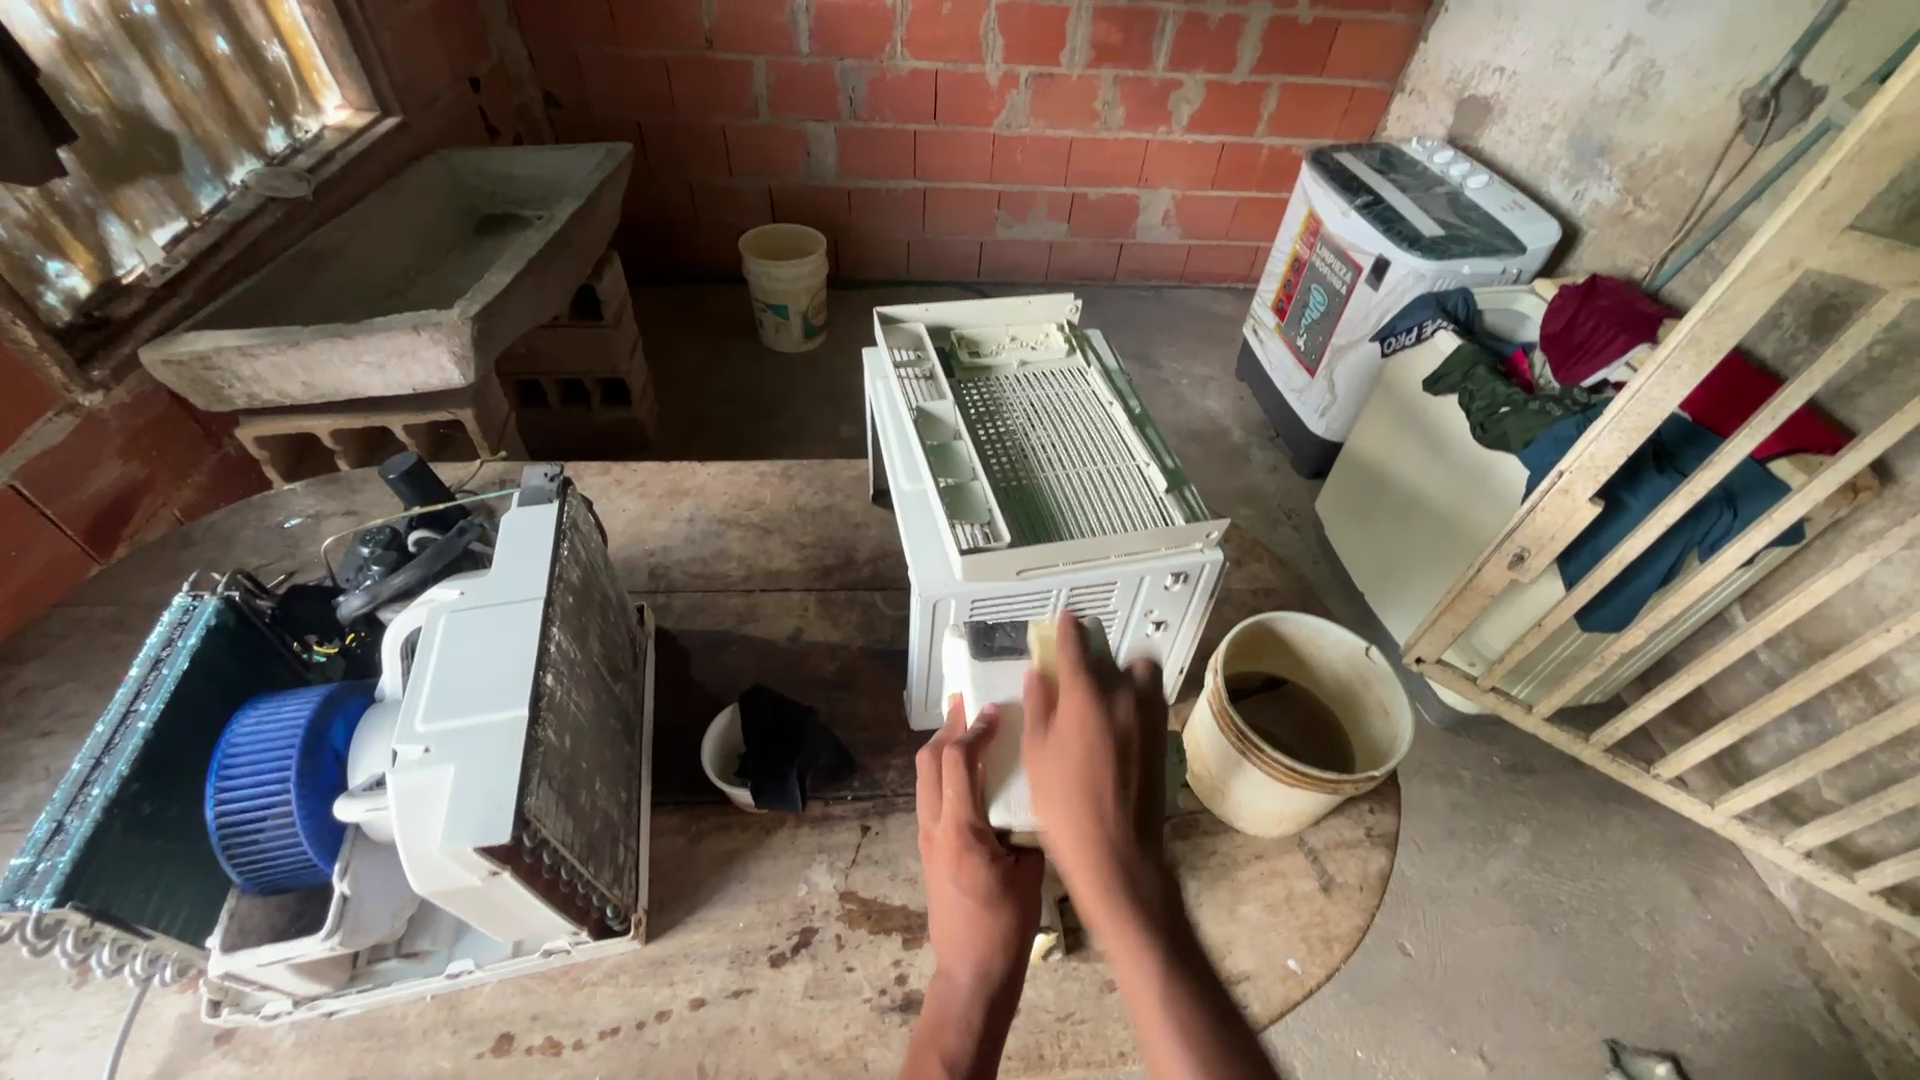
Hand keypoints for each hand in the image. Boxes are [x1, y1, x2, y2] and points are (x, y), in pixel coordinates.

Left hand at [915, 697, 1045, 997]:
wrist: (969, 972)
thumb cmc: (1004, 927)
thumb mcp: (1029, 875)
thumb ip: (1026, 832)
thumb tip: (1029, 803)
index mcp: (961, 830)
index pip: (957, 762)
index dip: (974, 731)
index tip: (994, 710)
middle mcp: (934, 827)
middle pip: (927, 761)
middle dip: (947, 729)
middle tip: (968, 705)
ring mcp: (926, 838)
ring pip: (923, 778)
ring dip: (941, 748)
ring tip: (966, 729)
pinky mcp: (927, 850)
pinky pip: (929, 797)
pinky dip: (943, 773)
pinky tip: (966, 773)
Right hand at [1021, 613, 1169, 899]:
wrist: (1119, 850)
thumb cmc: (1065, 805)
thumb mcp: (1036, 754)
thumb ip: (1039, 706)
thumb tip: (1038, 674)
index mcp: (1086, 695)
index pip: (1076, 645)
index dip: (1068, 629)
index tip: (1065, 620)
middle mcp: (1123, 694)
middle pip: (1111, 655)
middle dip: (1093, 655)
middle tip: (1078, 671)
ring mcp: (1149, 713)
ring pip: (1141, 671)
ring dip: (1124, 670)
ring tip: (1106, 692)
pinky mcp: (1164, 733)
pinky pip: (1152, 696)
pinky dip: (1138, 694)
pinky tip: (1120, 718)